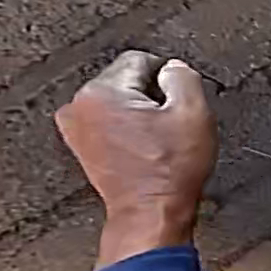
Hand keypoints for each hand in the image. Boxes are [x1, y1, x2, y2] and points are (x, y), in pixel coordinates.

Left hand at [55, 51, 216, 267]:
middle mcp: (79, 106)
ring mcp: (76, 127)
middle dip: (155, 98)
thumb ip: (185, 78)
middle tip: (173, 125)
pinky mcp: (82, 145)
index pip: (142, 60)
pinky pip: (112, 123)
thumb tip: (174, 68)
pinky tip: (148, 149)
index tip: (182, 102)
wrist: (152, 209)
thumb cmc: (171, 169)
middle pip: (128, 81)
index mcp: (101, 92)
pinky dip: (131, 131)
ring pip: (121, 103)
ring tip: (160, 141)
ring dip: (143, 115)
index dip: (171, 79)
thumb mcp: (194, 113)